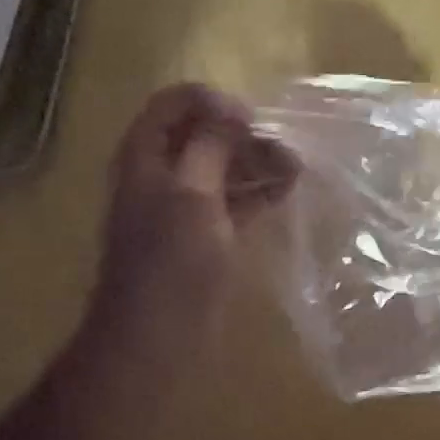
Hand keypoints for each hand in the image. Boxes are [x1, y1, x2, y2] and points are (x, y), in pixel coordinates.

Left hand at [90, 83, 296, 364]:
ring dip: (255, 160)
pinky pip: (230, 200)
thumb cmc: (171, 262)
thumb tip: (232, 110)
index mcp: (144, 156)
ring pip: (220, 166)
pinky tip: (287, 188)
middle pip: (201, 133)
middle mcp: (160, 174)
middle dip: (242, 132)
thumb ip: (211, 144)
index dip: (212, 101)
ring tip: (294, 165)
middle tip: (283, 144)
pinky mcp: (203, 236)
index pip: (174, 103)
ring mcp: (181, 206)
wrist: (154, 339)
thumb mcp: (192, 193)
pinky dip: (256, 190)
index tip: (251, 119)